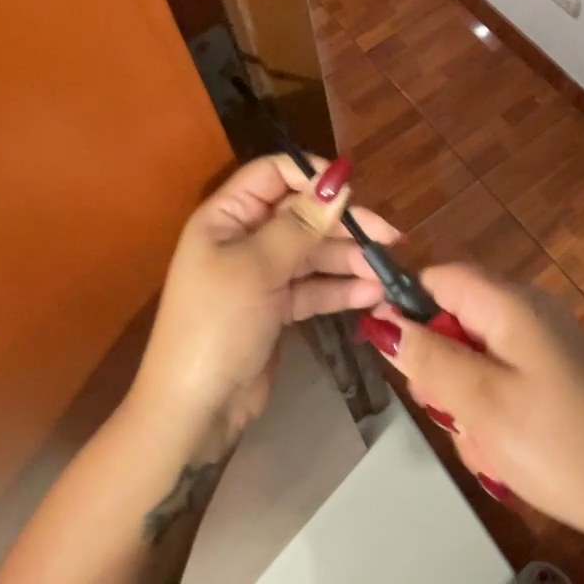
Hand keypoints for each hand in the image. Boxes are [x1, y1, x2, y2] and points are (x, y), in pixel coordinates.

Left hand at [130, 154, 398, 444]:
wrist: (194, 409)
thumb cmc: (216, 324)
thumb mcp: (257, 268)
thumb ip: (300, 224)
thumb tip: (338, 181)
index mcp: (226, 217)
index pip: (273, 174)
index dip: (311, 176)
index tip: (352, 189)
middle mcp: (243, 238)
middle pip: (300, 215)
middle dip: (342, 224)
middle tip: (389, 237)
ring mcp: (260, 275)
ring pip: (312, 253)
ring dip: (348, 260)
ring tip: (386, 273)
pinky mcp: (275, 309)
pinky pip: (312, 287)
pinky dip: (339, 289)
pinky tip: (370, 295)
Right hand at [361, 264, 583, 548]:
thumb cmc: (564, 445)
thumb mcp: (483, 403)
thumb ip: (428, 358)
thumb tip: (380, 319)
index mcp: (508, 303)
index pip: (437, 277)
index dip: (406, 307)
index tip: (400, 360)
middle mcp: (525, 313)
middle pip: (453, 321)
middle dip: (441, 371)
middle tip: (456, 415)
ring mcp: (542, 347)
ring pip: (473, 361)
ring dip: (466, 404)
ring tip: (489, 445)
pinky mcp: (553, 379)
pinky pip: (501, 384)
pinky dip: (494, 416)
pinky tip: (509, 453)